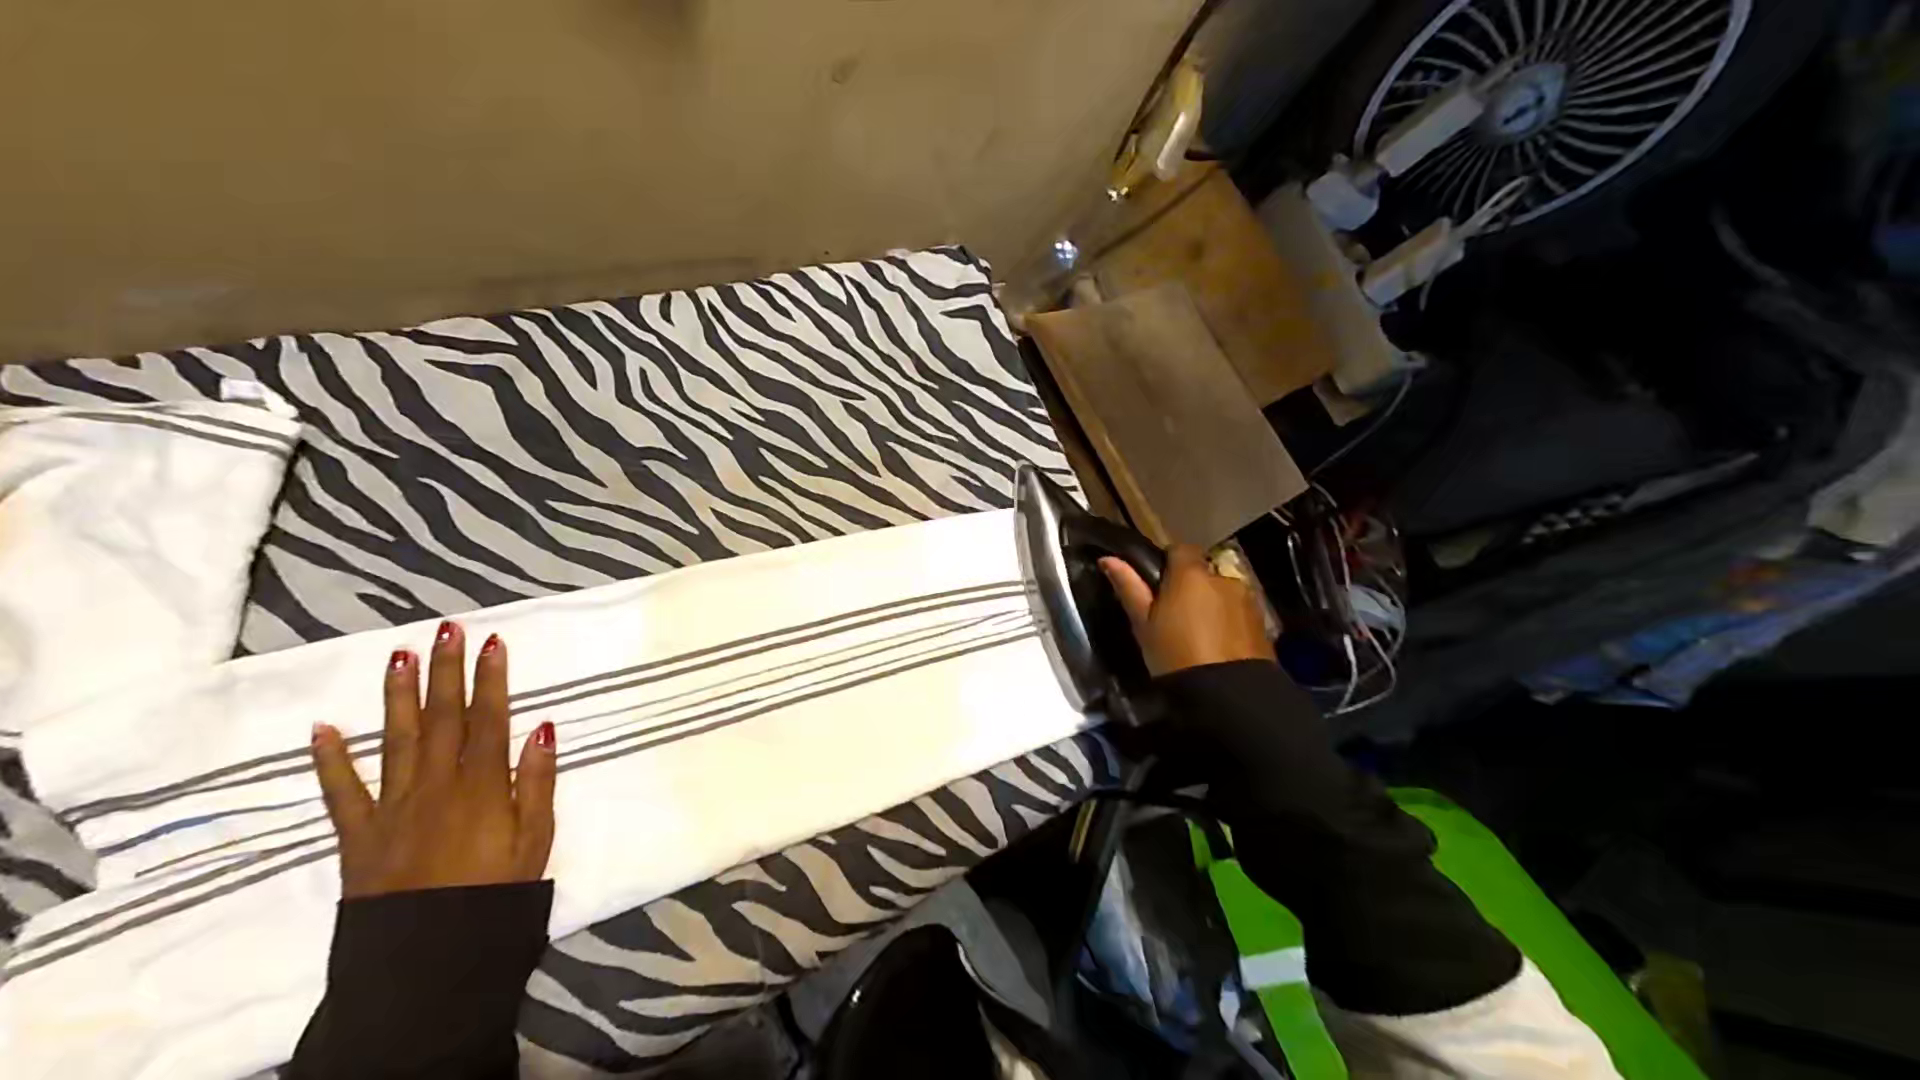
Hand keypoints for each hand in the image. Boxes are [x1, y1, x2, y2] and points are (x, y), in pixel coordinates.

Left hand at [309, 621, 556, 897]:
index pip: (490, 718)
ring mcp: (394, 804)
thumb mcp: (536, 836)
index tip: (492, 642)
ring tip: (397, 655)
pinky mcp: (360, 832)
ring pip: (397, 739)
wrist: (431, 949)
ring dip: (397, 695)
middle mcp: (437, 782)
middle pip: (443, 717)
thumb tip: (545, 727)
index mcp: (483, 783)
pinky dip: (330, 760)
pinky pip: (342, 791)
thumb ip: (539, 780)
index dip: (492, 678)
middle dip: (445, 670)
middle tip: (445, 628)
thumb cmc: (497, 888)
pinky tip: (323, 728)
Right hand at [1099, 545, 1275, 676]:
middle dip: (1192, 589)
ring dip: (1212, 607)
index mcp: (1191, 575)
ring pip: (1223, 595)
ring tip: (1199, 638)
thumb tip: (1108, 558)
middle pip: (1203, 574)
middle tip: (1175, 618)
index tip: (1157, 587)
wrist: (1228, 695)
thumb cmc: (1175, 655)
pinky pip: (1239, 615)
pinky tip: (1219, 649)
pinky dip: (1229, 624)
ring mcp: (1248, 601)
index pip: (1180, 550)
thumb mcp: (1143, 624)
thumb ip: (1129, 587)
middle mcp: (1223, 579)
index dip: (1168, 564)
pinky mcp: (1263, 624)